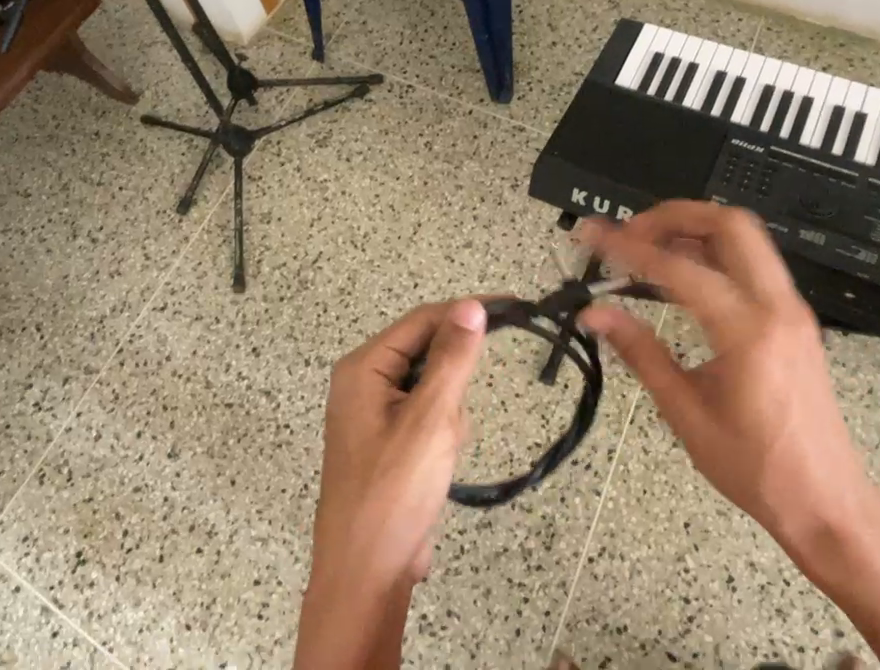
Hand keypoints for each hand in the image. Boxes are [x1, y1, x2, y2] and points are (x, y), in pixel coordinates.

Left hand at [297, 299, 487, 669]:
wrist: (367, 573)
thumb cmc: (394, 492)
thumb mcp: (430, 420)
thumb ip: (452, 359)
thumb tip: (471, 305)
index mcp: (364, 367)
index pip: (423, 320)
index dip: (467, 311)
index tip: (516, 308)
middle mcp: (364, 381)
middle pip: (428, 354)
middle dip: (453, 386)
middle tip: (453, 424)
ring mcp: (373, 413)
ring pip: (434, 389)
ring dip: (449, 417)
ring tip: (439, 454)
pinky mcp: (387, 440)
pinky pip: (427, 417)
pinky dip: (442, 435)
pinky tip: (436, 467)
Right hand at [578, 202, 871, 541]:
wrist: (826, 502)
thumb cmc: (757, 469)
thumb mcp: (686, 413)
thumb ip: (640, 353)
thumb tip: (594, 314)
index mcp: (749, 333)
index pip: (679, 267)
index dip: (628, 246)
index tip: (593, 235)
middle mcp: (778, 309)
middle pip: (730, 224)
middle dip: (673, 216)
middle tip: (629, 233)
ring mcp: (792, 311)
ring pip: (745, 238)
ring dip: (693, 230)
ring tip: (647, 251)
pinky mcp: (794, 320)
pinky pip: (752, 265)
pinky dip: (712, 255)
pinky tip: (679, 279)